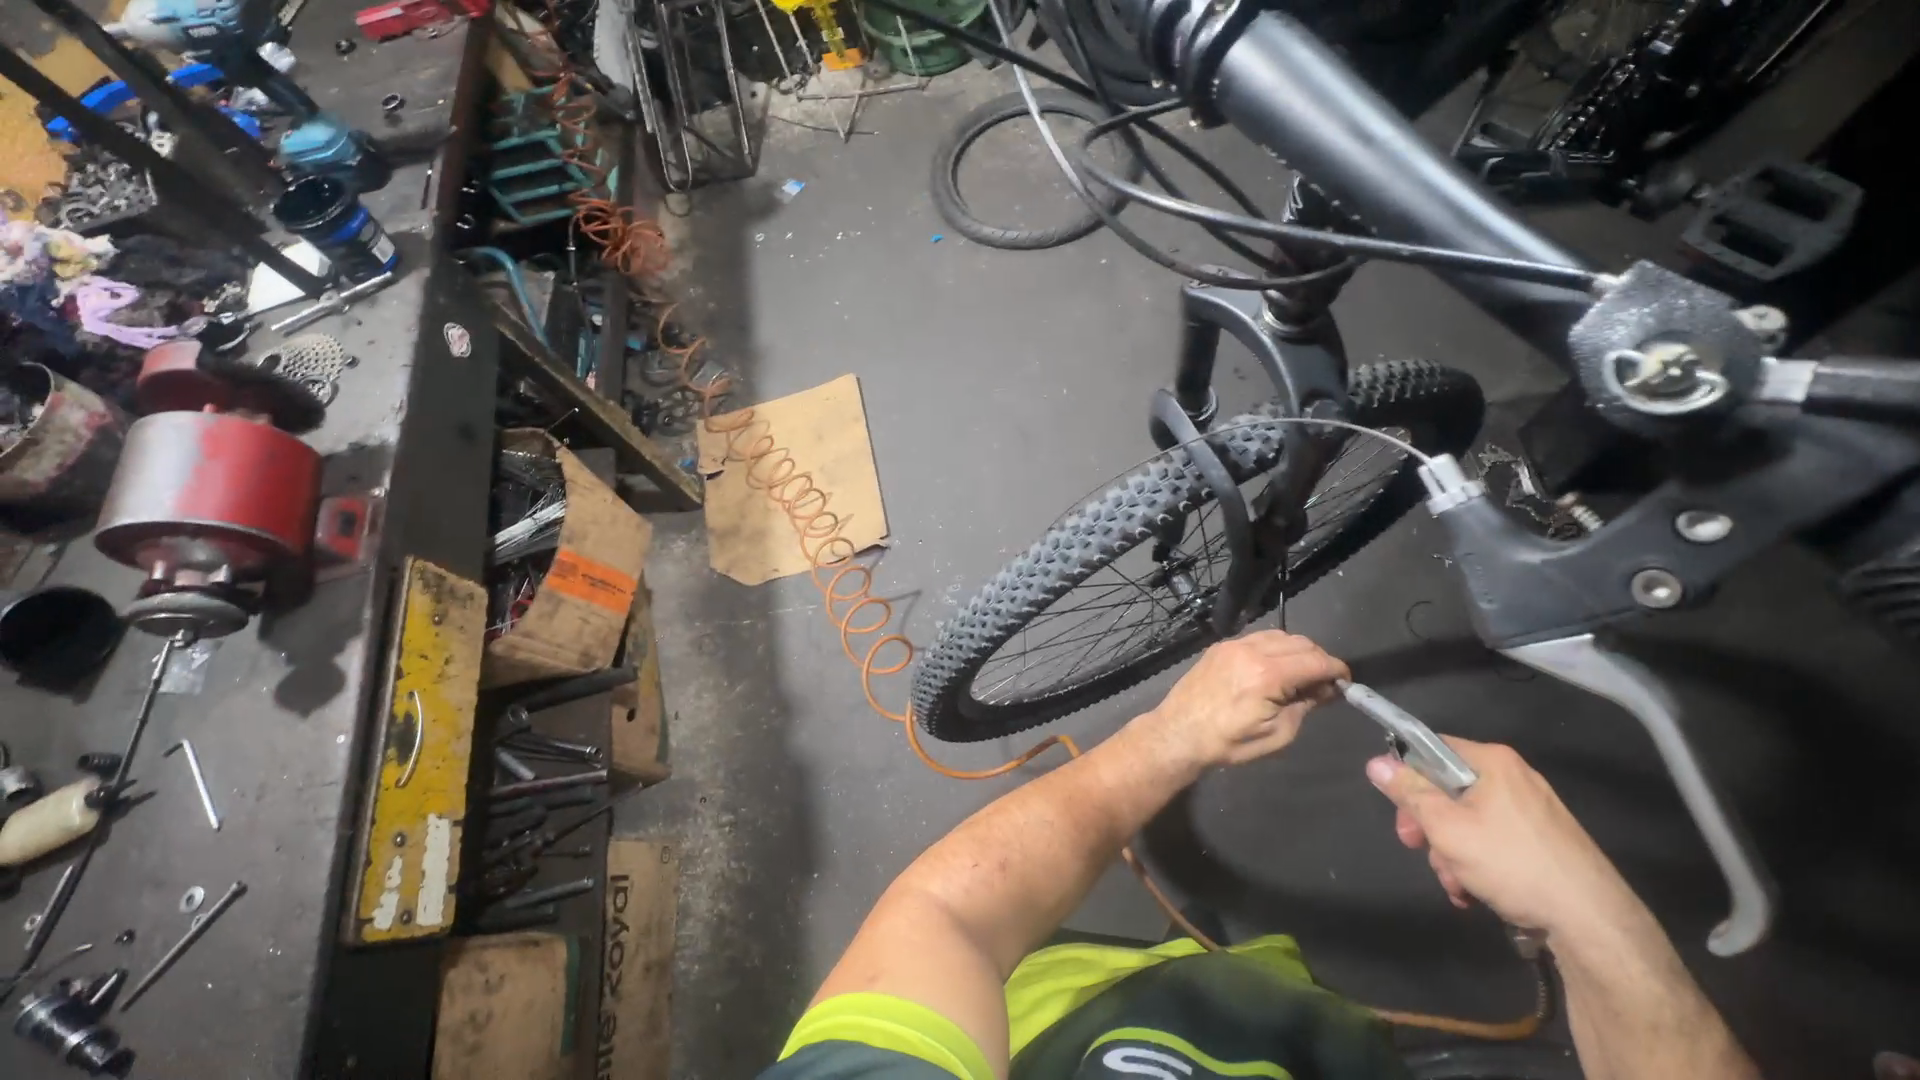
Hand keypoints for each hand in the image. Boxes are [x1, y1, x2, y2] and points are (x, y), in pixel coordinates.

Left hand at [1134, 630, 1348, 769]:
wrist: (1178, 734)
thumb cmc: (1229, 742)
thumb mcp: (1278, 734)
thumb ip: (1305, 706)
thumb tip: (1325, 689)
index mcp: (1267, 674)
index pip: (1316, 661)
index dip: (1337, 671)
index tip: (1346, 683)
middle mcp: (1250, 650)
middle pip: (1301, 643)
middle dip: (1319, 660)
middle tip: (1324, 684)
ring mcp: (1232, 645)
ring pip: (1279, 636)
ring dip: (1297, 652)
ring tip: (1300, 677)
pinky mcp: (1220, 647)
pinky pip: (1257, 639)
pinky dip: (1274, 649)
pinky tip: (1275, 669)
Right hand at [1366, 738, 1640, 938]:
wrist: (1591, 921)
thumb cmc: (1511, 863)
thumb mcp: (1447, 828)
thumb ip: (1409, 793)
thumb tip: (1375, 762)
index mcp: (1493, 762)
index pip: (1431, 748)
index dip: (1406, 776)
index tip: (1399, 809)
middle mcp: (1514, 778)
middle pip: (1447, 788)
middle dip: (1429, 824)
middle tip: (1419, 848)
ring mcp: (1531, 810)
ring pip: (1467, 820)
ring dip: (1450, 852)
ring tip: (1457, 883)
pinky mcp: (1542, 840)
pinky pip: (1492, 839)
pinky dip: (1476, 862)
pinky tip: (1475, 891)